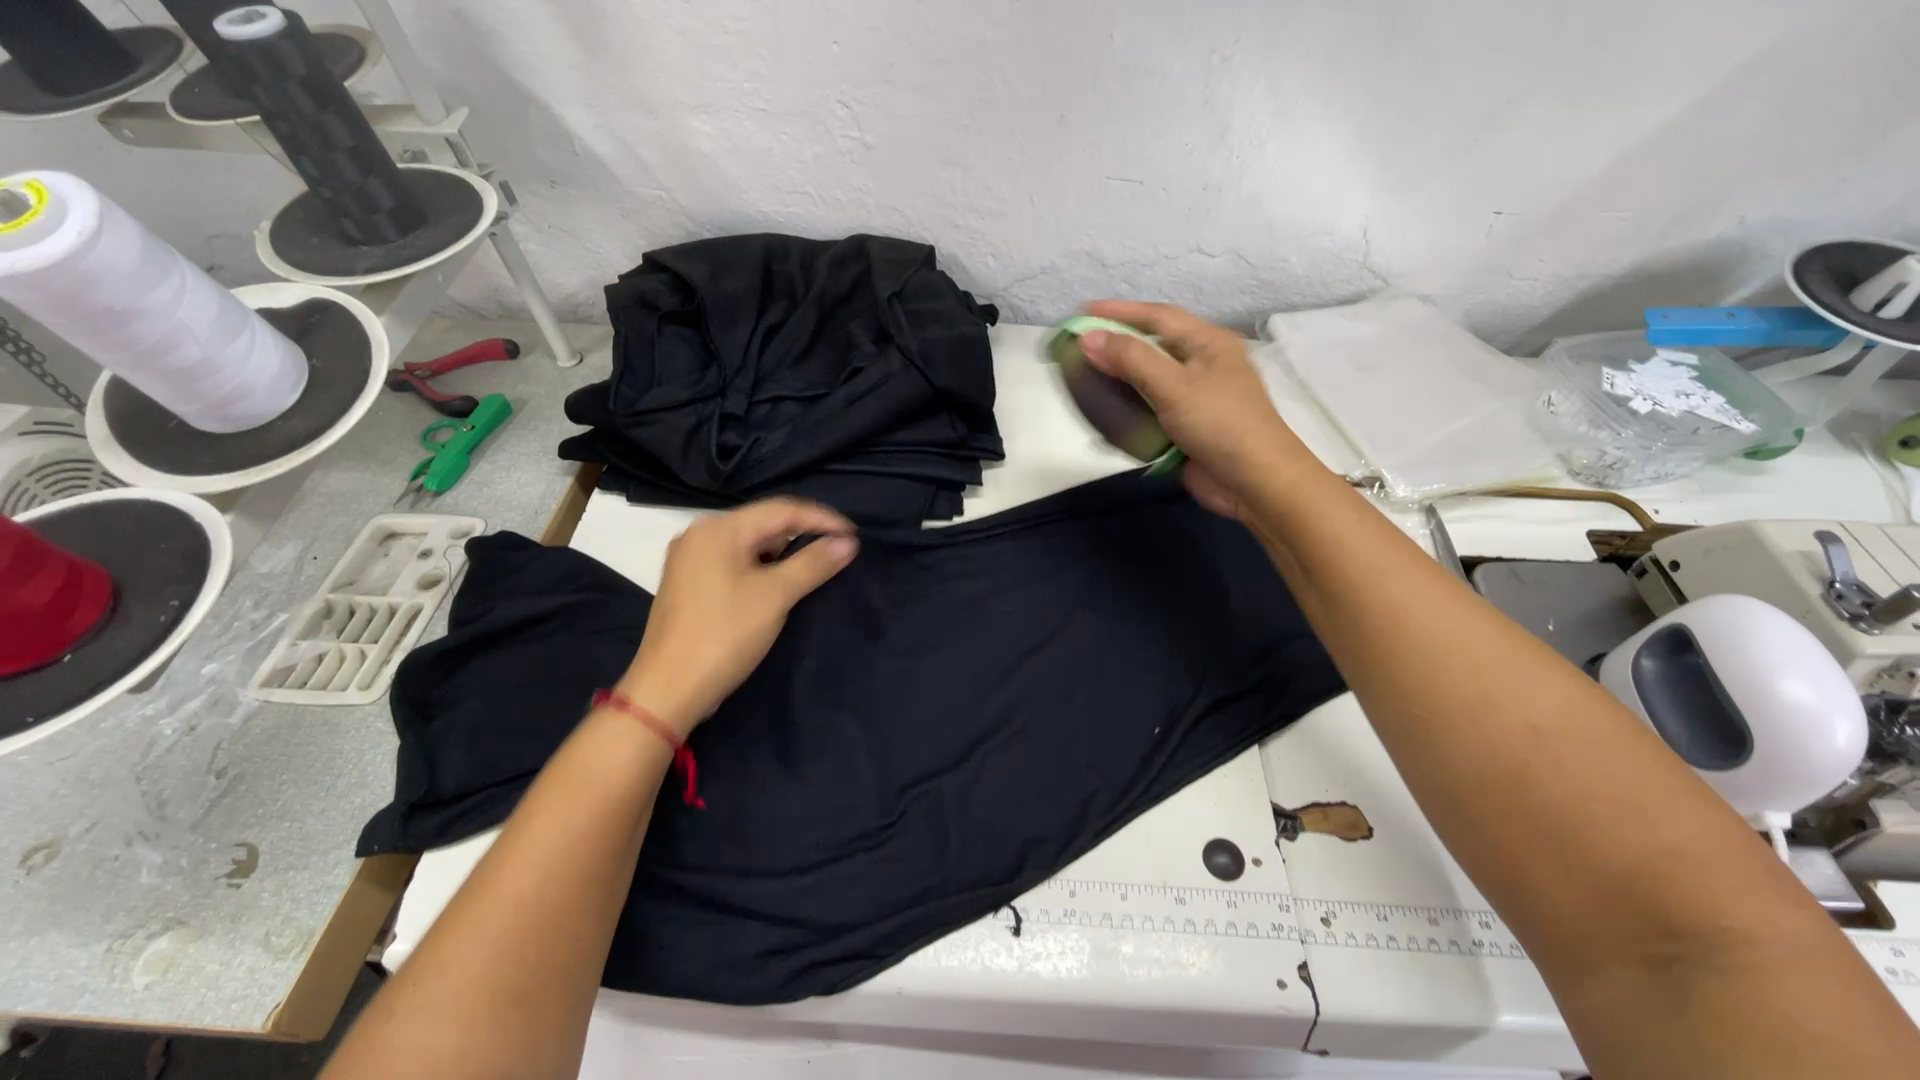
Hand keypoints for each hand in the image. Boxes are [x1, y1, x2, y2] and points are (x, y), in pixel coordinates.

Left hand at [618, 498, 857, 733]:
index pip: (781, 509)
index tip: (854, 535)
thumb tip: (848, 543)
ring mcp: (690, 559)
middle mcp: (700, 534)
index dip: (822, 519)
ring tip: (815, 567)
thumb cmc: (724, 636)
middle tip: (837, 551)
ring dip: (782, 553)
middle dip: (802, 535)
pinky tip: (779, 584)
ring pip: (749, 544)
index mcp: (718, 529)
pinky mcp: (689, 583)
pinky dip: (761, 568)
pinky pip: (734, 562)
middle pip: (763, 523)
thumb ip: (813, 564)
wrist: (669, 689)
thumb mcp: (775, 597)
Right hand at [1079, 301, 1314, 519]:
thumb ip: (1131, 359)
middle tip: (1078, 346)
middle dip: (1115, 344)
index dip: (1118, 311)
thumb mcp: (1175, 386)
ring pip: (1149, 380)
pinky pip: (1151, 411)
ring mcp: (1196, 398)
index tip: (1081, 312)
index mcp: (1209, 343)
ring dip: (1119, 379)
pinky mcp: (1187, 428)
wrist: (1257, 484)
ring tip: (1084, 377)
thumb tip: (1088, 337)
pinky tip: (1105, 413)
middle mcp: (1203, 365)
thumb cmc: (1221, 425)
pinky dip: (1128, 410)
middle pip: (1152, 346)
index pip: (1157, 316)